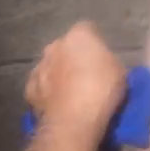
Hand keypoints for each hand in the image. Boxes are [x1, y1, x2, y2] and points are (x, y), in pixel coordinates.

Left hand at [26, 22, 125, 139]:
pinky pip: (40, 87)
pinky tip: (57, 105)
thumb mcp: (119, 72)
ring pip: (50, 66)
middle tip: (86, 77)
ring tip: (70, 94)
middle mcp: (54, 46)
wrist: (74, 120)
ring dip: (57, 75)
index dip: (94, 43)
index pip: (87, 30)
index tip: (101, 59)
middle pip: (64, 47)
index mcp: (79, 36)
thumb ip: (107, 62)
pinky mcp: (29, 90)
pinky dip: (47, 93)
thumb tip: (102, 65)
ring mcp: (39, 67)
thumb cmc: (102, 91)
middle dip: (72, 58)